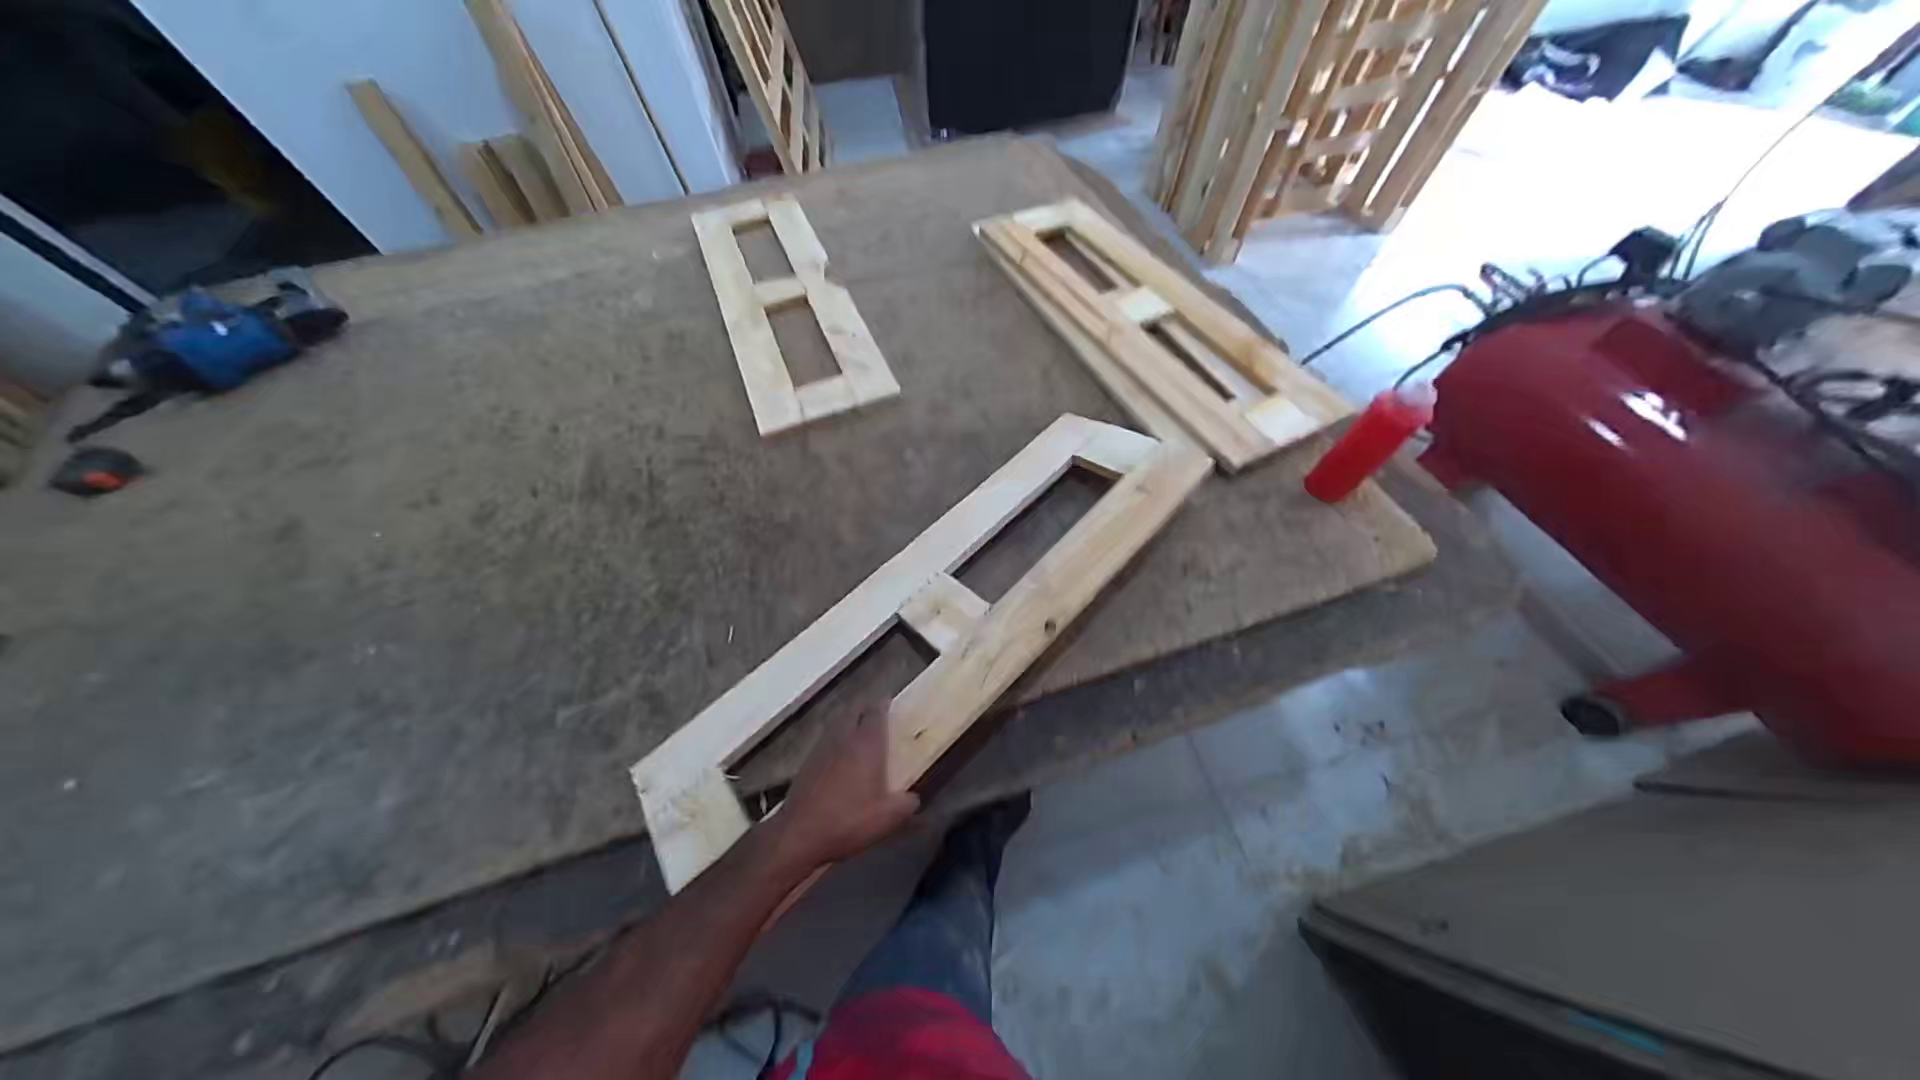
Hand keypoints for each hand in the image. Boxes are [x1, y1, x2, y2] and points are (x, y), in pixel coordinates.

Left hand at [772, 700, 919, 869]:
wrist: (800, 834)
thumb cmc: (848, 820)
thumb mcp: (888, 818)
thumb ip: (906, 805)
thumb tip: (914, 799)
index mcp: (866, 745)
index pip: (876, 712)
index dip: (883, 702)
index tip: (889, 698)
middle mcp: (844, 738)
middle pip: (853, 709)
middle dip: (864, 705)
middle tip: (874, 709)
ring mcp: (821, 748)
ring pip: (836, 722)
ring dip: (847, 718)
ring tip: (856, 724)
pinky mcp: (806, 762)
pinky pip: (824, 739)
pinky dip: (834, 737)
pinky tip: (837, 752)